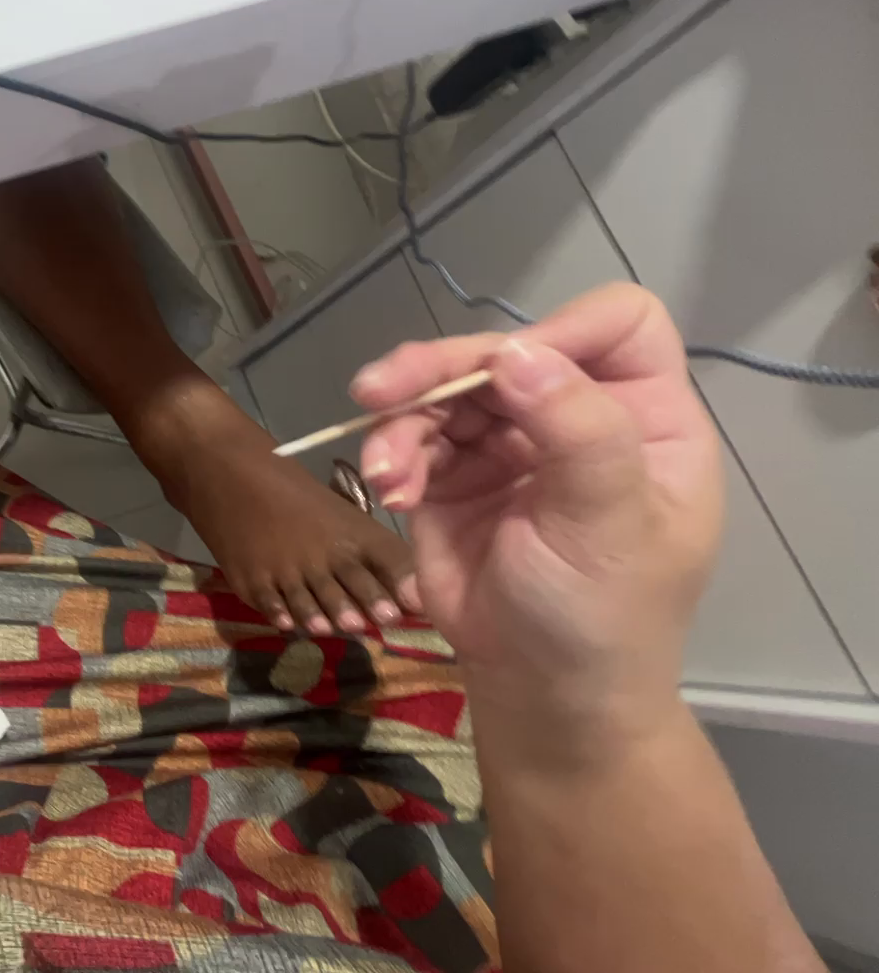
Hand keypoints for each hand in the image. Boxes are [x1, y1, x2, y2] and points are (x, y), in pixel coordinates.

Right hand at [348, 284, 723, 747]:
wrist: (532, 681)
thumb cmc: (598, 612)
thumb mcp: (607, 525)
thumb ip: (578, 433)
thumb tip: (515, 353)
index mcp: (638, 420)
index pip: (612, 331)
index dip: (559, 332)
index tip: (504, 369)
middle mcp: (565, 418)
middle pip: (498, 356)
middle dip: (435, 371)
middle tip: (374, 392)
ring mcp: (499, 445)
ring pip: (439, 395)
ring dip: (400, 427)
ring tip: (387, 477)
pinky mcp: (444, 474)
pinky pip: (406, 439)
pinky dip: (389, 458)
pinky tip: (391, 492)